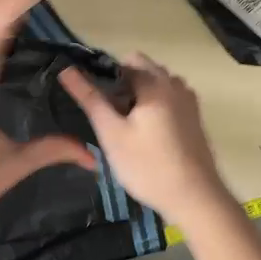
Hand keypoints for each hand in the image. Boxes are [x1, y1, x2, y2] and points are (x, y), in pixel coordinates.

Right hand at [60, 54, 229, 225]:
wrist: (194, 197)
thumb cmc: (147, 165)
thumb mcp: (111, 133)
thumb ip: (89, 99)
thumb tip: (66, 70)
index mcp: (156, 83)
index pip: (124, 62)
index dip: (105, 77)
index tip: (94, 102)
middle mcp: (176, 85)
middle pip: (143, 71)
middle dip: (123, 86)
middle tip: (109, 118)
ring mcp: (189, 102)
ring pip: (156, 86)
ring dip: (139, 97)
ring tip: (126, 127)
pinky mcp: (194, 119)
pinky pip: (168, 101)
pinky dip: (154, 109)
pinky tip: (146, 136)